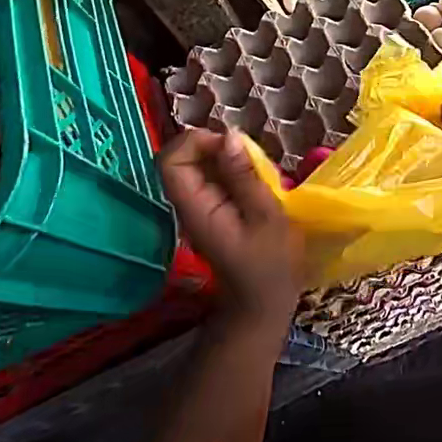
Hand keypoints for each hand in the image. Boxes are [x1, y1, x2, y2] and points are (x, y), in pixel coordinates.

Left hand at [159, 130, 302, 335]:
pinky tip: (261, 184)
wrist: (263, 305)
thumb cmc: (270, 265)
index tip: (232, 144)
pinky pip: (216, 179)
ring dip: (231, 159)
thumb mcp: (267, 216)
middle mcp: (189, 203)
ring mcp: (201, 208)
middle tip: (253, 159)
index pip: (171, 159)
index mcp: (195, 206)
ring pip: (201, 165)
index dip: (196, 141)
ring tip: (262, 173)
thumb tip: (230, 136)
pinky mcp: (214, 211)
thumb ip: (246, 176)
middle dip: (218, 147)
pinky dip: (236, 172)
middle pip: (184, 158)